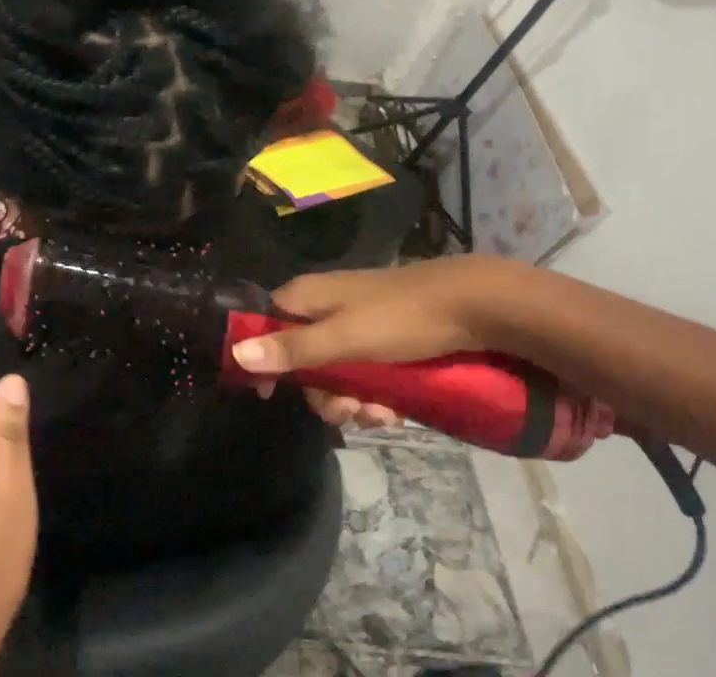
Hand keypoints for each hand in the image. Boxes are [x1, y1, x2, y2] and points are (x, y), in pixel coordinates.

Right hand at [237, 257, 524, 418]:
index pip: (264, 326)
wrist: (478, 305)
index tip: (274, 395)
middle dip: (322, 393)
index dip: (264, 359)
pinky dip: (376, 395)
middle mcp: (326, 307)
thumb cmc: (402, 318)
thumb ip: (292, 349)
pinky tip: (395, 411)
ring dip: (352, 401)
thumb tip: (237, 354)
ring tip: (382, 417)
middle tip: (347, 412)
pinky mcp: (387, 338)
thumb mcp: (344, 339)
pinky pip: (366, 372)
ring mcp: (358, 322)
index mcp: (306, 297)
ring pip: (336, 371)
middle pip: (301, 357)